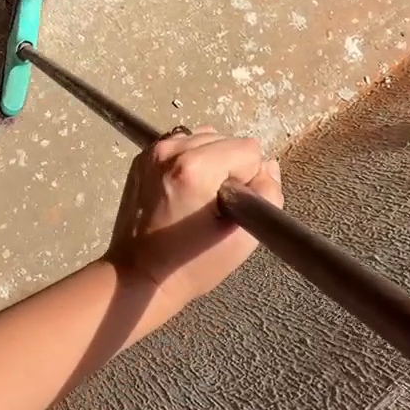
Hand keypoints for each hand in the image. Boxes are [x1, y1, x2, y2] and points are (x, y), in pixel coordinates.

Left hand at [104, 126, 282, 309]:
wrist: (140, 272)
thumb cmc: (191, 263)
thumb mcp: (242, 238)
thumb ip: (267, 194)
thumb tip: (269, 167)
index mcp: (195, 167)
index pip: (248, 149)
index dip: (251, 178)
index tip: (236, 204)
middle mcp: (171, 149)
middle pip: (224, 138)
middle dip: (230, 166)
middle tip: (219, 203)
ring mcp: (153, 151)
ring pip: (202, 137)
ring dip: (210, 160)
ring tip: (202, 196)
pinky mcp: (142, 157)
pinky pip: (179, 143)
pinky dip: (189, 159)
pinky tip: (185, 189)